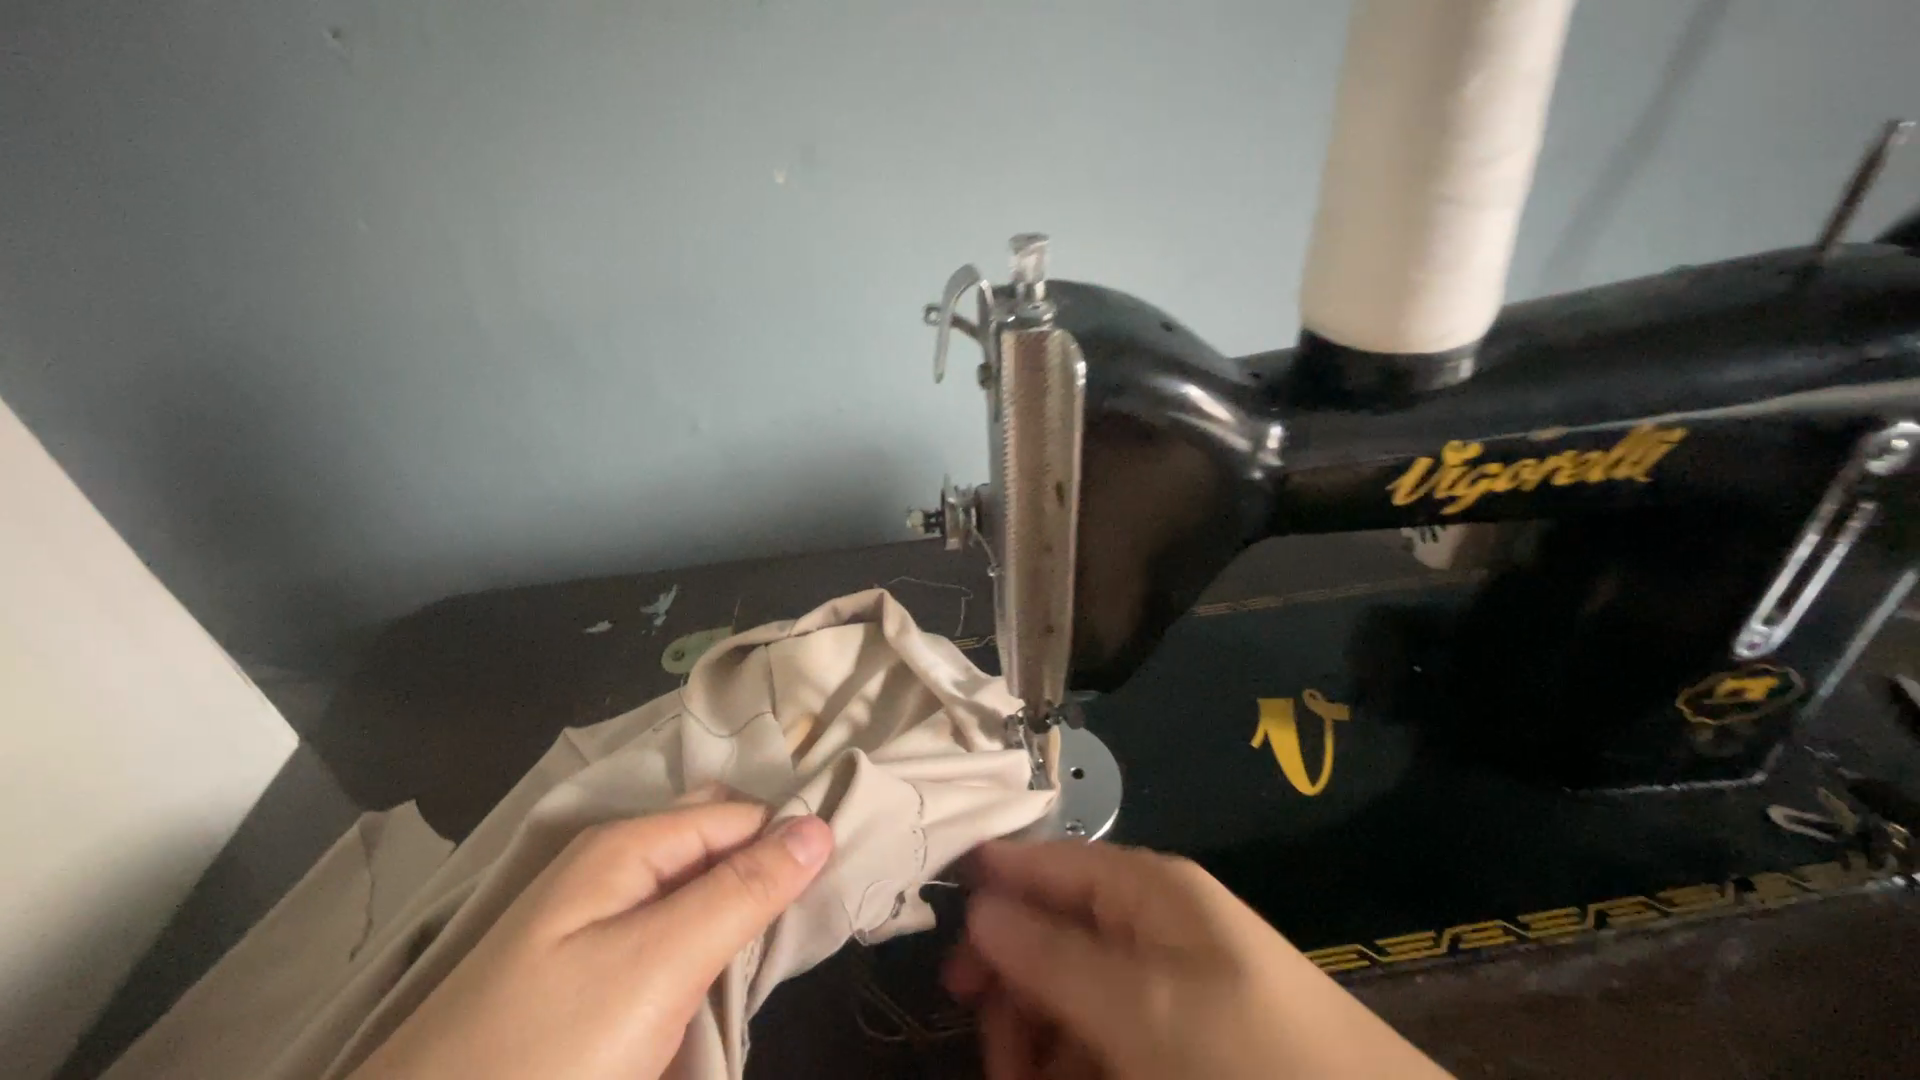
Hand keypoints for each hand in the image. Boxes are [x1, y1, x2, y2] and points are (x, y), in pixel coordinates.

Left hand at [349, 800, 833, 1079]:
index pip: (742, 814)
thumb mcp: (658, 963)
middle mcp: (611, 869)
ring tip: (794, 936)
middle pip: (718, 843)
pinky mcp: (590, 976)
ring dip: (744, 911)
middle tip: (831, 902)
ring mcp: (596, 923)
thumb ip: (743, 889)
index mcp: (626, 846)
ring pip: (698, 892)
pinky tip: (732, 968)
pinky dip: (710, 946)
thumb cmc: (546, 1052)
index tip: (850, 872)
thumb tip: (819, 824)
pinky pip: (671, 937)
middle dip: (773, 865)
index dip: (794, 839)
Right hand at [945, 841, 1448, 1079]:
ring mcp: (1163, 981)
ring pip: (1068, 990)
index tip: (937, 932)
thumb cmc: (1247, 1060)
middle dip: (1011, 985)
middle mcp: (1149, 921)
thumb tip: (977, 904)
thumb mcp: (1139, 1008)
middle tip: (991, 1047)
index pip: (1046, 860)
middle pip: (1050, 930)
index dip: (989, 884)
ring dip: (1036, 1036)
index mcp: (1145, 889)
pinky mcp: (1175, 1035)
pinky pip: (1101, 1032)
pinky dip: (1072, 1059)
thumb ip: (1050, 955)